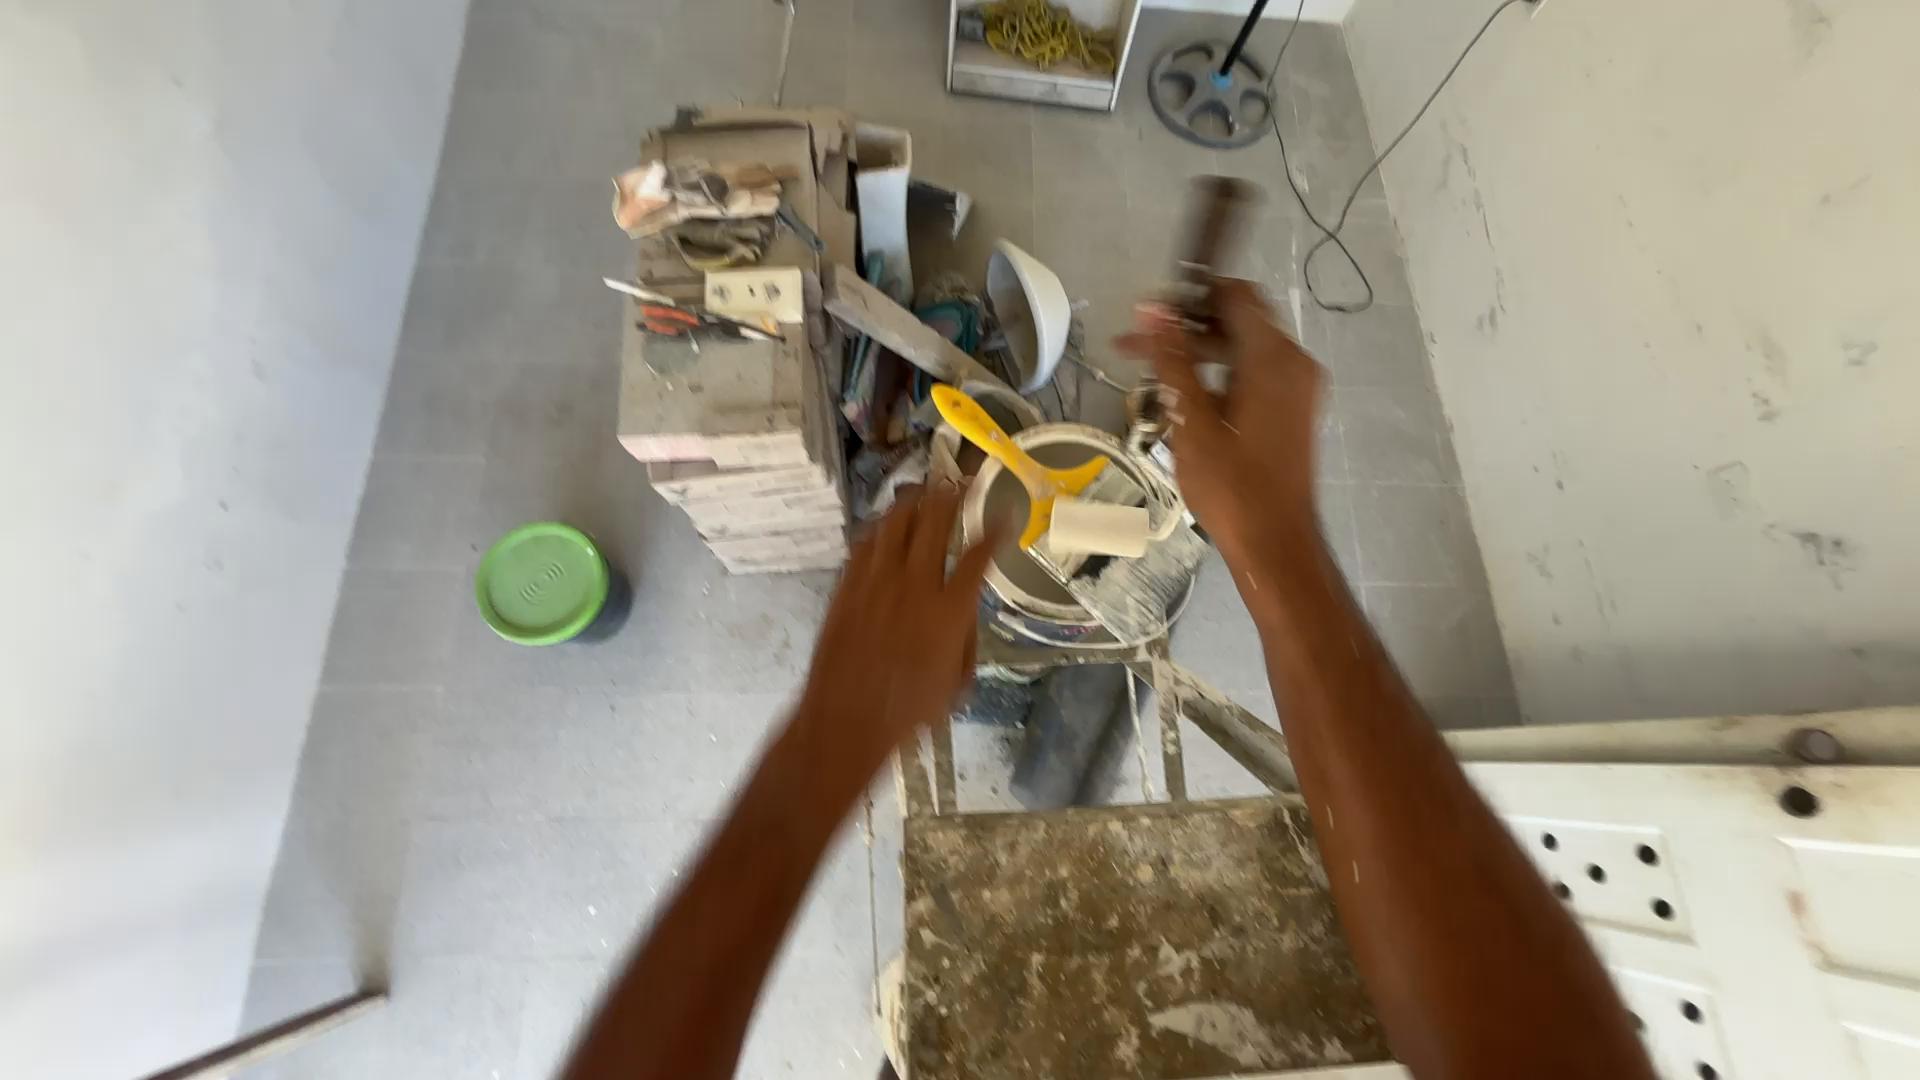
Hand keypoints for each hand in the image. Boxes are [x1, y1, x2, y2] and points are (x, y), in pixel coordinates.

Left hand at [791, 485, 996, 791]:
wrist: (845, 718)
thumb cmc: (909, 710)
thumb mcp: (955, 679)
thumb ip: (964, 635)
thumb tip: (964, 609)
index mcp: (949, 609)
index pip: (979, 554)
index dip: (994, 529)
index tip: (1003, 511)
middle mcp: (915, 584)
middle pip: (934, 522)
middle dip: (950, 494)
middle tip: (958, 479)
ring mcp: (876, 581)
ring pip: (895, 523)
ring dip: (912, 502)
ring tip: (921, 490)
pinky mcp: (847, 586)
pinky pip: (864, 544)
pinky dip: (878, 528)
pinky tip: (883, 525)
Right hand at [1117, 279, 1326, 565]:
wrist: (1274, 542)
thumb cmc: (1230, 485)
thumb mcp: (1191, 419)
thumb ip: (1172, 359)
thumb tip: (1151, 307)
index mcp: (1274, 358)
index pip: (1234, 296)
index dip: (1189, 296)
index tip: (1147, 315)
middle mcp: (1294, 363)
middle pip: (1235, 324)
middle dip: (1182, 332)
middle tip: (1130, 350)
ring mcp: (1298, 389)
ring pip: (1242, 353)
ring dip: (1196, 358)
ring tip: (1150, 381)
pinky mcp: (1293, 412)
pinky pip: (1253, 377)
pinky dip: (1218, 379)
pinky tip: (1184, 403)